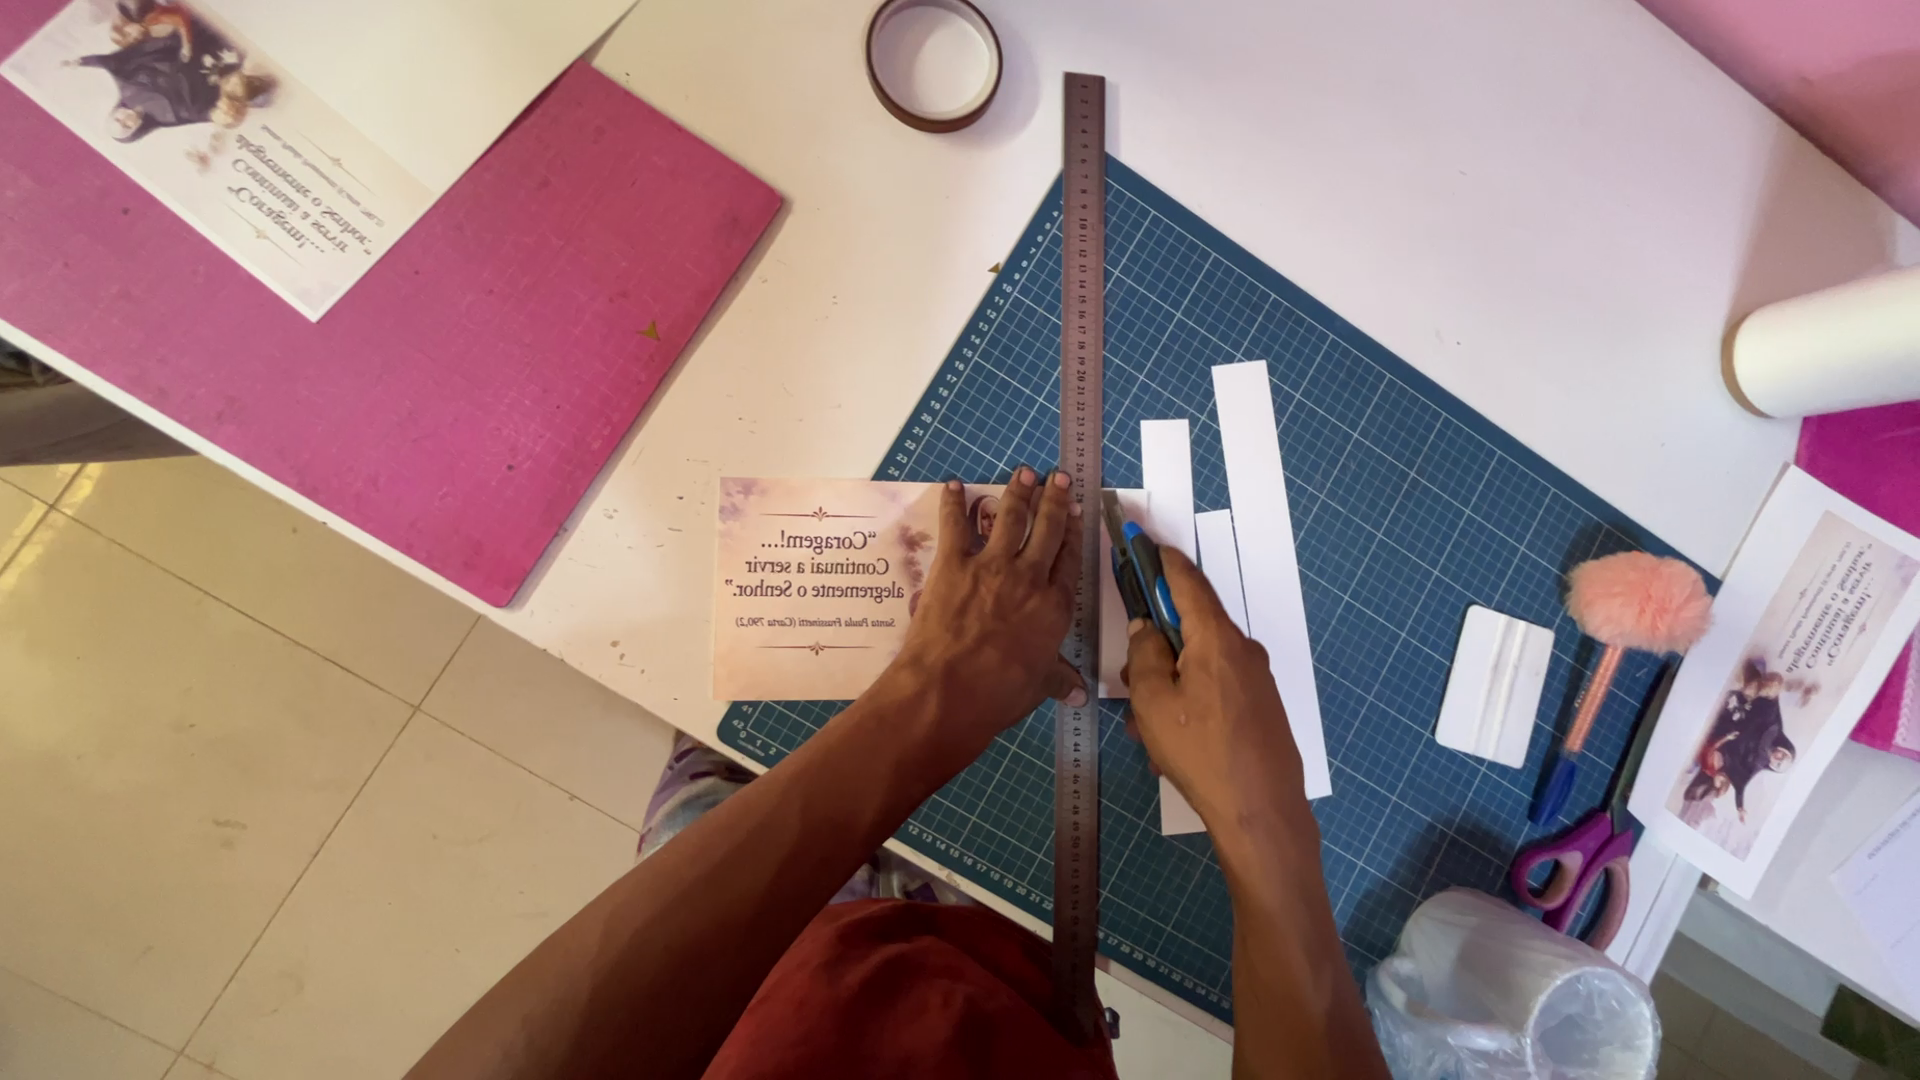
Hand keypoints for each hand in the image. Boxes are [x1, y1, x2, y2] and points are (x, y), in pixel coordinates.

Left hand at [887, 467, 1087, 761]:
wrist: (948, 690)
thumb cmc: (1000, 693)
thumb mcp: (1038, 686)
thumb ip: (1059, 680)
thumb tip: (1081, 694)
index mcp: (1054, 605)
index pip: (1070, 558)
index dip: (1074, 530)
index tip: (1077, 510)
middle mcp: (1028, 576)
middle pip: (1047, 529)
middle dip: (1055, 499)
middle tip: (1058, 476)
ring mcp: (990, 566)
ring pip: (1010, 517)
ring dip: (1018, 491)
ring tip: (1024, 472)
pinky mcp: (953, 564)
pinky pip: (955, 526)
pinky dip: (953, 503)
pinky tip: (954, 485)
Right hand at [1125, 549, 1311, 847]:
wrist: (1262, 813)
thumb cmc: (1200, 751)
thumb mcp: (1153, 700)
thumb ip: (1144, 654)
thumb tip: (1146, 628)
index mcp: (1216, 638)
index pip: (1187, 581)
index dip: (1162, 559)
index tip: (1145, 540)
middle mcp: (1243, 650)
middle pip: (1191, 628)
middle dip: (1156, 645)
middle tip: (1130, 680)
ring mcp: (1257, 681)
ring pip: (1199, 665)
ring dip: (1169, 685)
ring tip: (1147, 728)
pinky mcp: (1262, 708)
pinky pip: (1215, 690)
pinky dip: (1189, 703)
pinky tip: (1172, 744)